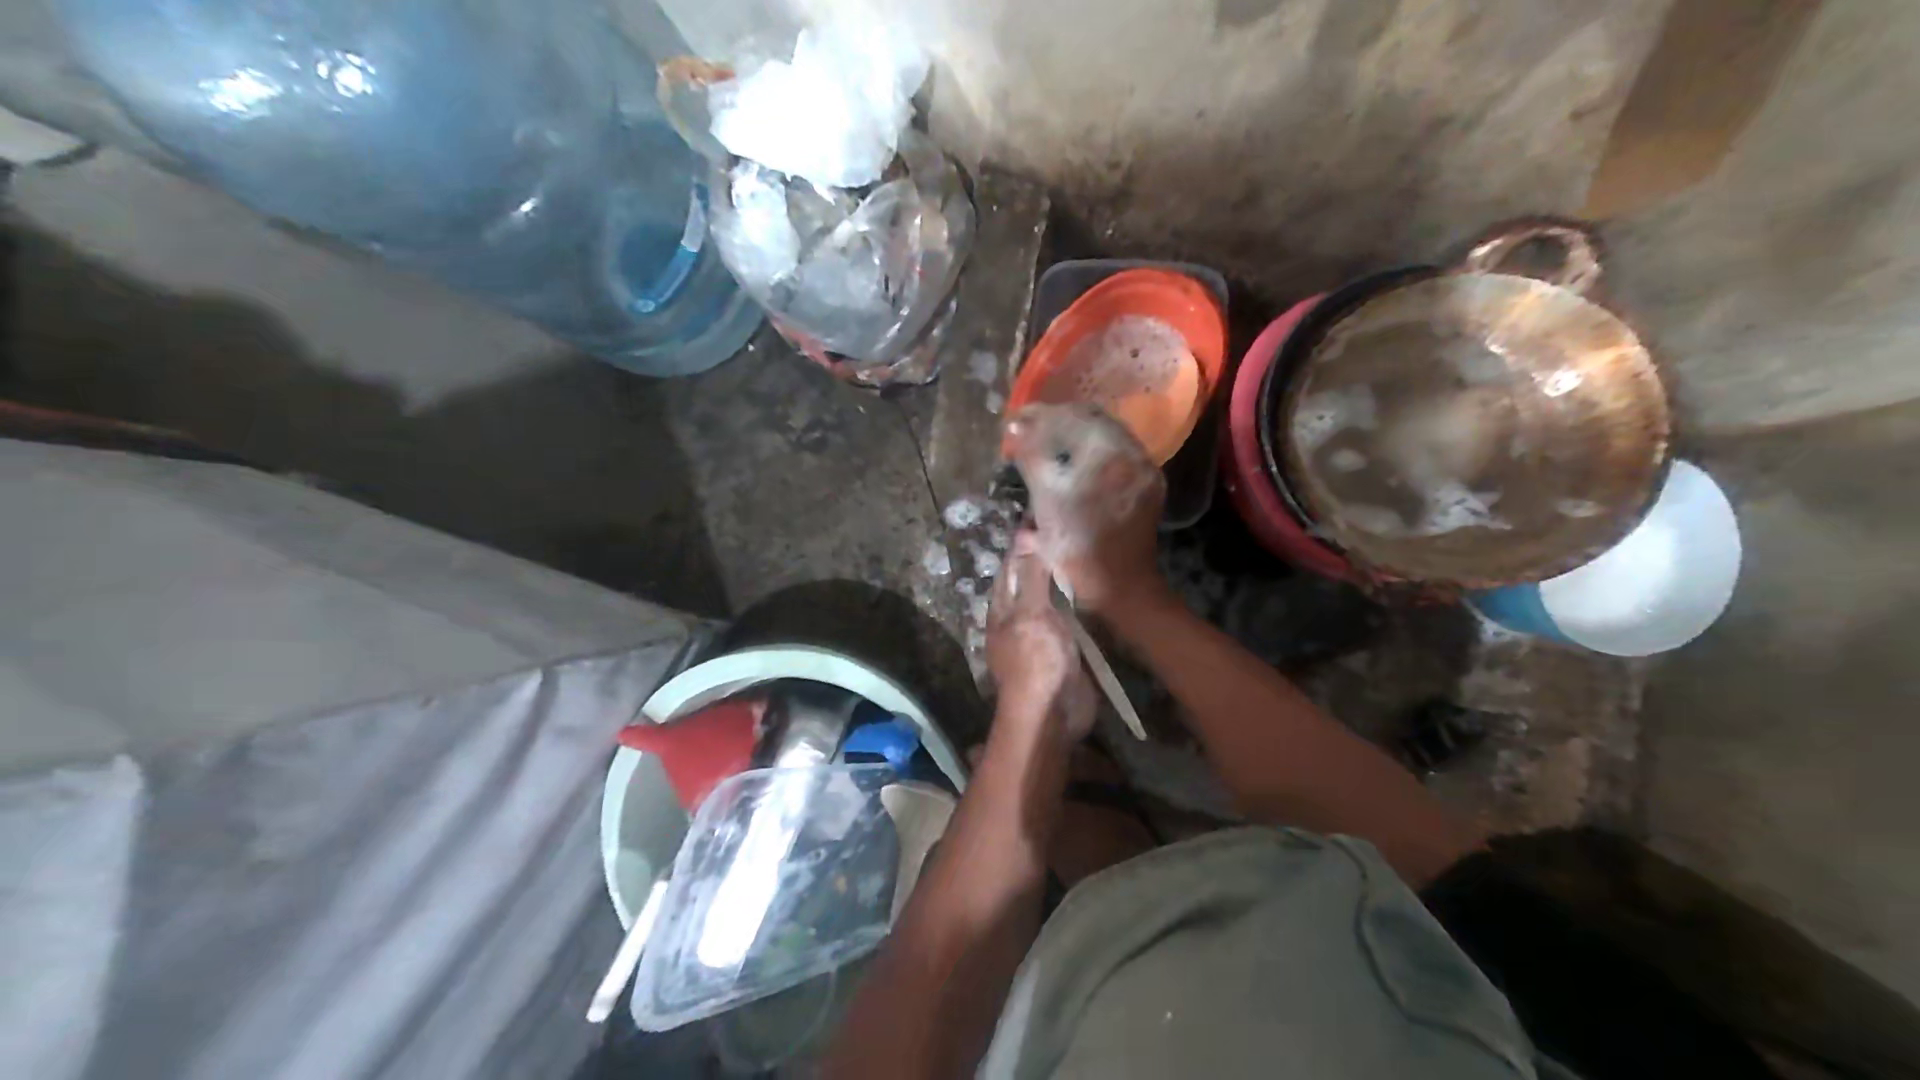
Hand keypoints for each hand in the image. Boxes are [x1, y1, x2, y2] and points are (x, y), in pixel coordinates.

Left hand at [986, 531, 1095, 740]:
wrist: (1053, 713)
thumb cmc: (1036, 660)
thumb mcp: (1031, 612)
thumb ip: (1031, 574)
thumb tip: (1025, 533)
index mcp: (1003, 606)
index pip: (1012, 564)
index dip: (1027, 541)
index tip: (1047, 515)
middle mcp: (1019, 616)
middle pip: (1032, 579)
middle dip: (1048, 557)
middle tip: (1076, 527)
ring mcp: (1042, 633)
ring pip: (1053, 597)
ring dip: (1066, 578)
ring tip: (1088, 549)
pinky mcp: (1064, 648)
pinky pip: (1070, 617)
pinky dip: (1080, 601)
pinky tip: (1096, 587)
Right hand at [1002, 404, 1167, 616]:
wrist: (1116, 591)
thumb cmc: (1077, 546)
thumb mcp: (1047, 498)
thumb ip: (1032, 454)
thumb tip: (1016, 425)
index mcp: (1114, 452)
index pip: (1077, 415)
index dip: (1043, 415)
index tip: (1016, 424)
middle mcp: (1135, 457)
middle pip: (1093, 427)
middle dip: (1057, 428)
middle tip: (1027, 437)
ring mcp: (1143, 476)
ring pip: (1103, 446)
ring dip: (1072, 444)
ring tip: (1043, 454)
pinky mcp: (1144, 495)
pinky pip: (1113, 465)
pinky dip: (1087, 463)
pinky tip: (1066, 475)